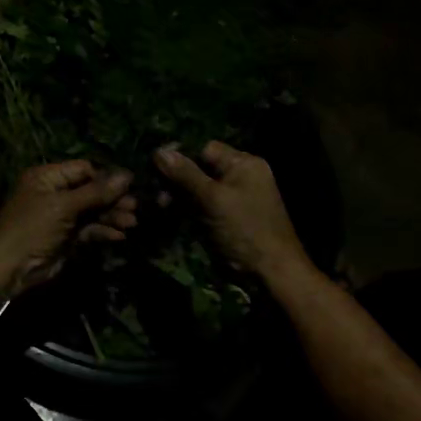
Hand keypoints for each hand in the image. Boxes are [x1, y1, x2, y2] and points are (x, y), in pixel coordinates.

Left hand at [0, 161, 136, 296]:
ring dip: (112, 216)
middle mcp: (55, 193)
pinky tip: (120, 235)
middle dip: (113, 199)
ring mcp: (61, 217)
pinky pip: (89, 230)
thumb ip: (96, 192)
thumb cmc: (33, 227)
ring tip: (133, 222)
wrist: (10, 267)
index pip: (84, 170)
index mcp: (48, 177)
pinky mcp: (67, 237)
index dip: (106, 177)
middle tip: (136, 206)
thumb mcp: (64, 206)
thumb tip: (127, 175)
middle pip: (91, 191)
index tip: (131, 184)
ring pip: (93, 211)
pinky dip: (104, 231)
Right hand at [154, 141, 307, 278]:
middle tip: (153, 190)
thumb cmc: (245, 229)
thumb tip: (158, 151)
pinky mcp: (222, 218)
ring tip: (157, 204)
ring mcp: (229, 198)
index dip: (178, 155)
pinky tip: (166, 212)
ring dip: (176, 195)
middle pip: (198, 168)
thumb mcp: (214, 199)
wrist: (269, 271)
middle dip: (174, 178)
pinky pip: (198, 206)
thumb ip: (186, 174)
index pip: (204, 149)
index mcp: (242, 164)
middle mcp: (237, 176)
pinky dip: (183, 209)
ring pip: (195, 189)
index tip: (151, 165)